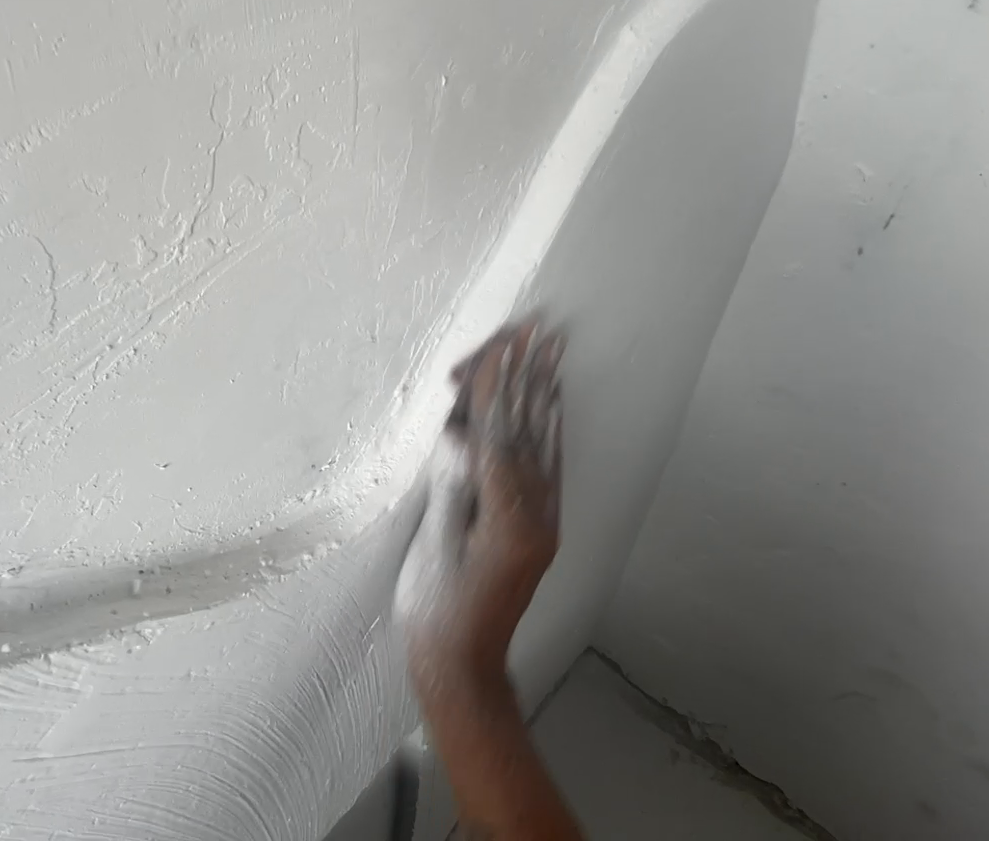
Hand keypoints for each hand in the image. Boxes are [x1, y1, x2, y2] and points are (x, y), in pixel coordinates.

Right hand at [397, 316, 566, 692]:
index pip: (500, 432)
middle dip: (529, 374)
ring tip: (552, 351)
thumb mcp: (437, 543)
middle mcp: (534, 512)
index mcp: (507, 516)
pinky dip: (547, 429)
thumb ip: (454, 484)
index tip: (501, 342)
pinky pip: (545, 466)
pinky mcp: (537, 525)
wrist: (461, 660)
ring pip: (541, 441)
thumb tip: (461, 433)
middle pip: (527, 427)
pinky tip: (550, 405)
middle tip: (538, 329)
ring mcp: (540, 519)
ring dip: (544, 392)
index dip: (498, 385)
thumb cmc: (436, 606)